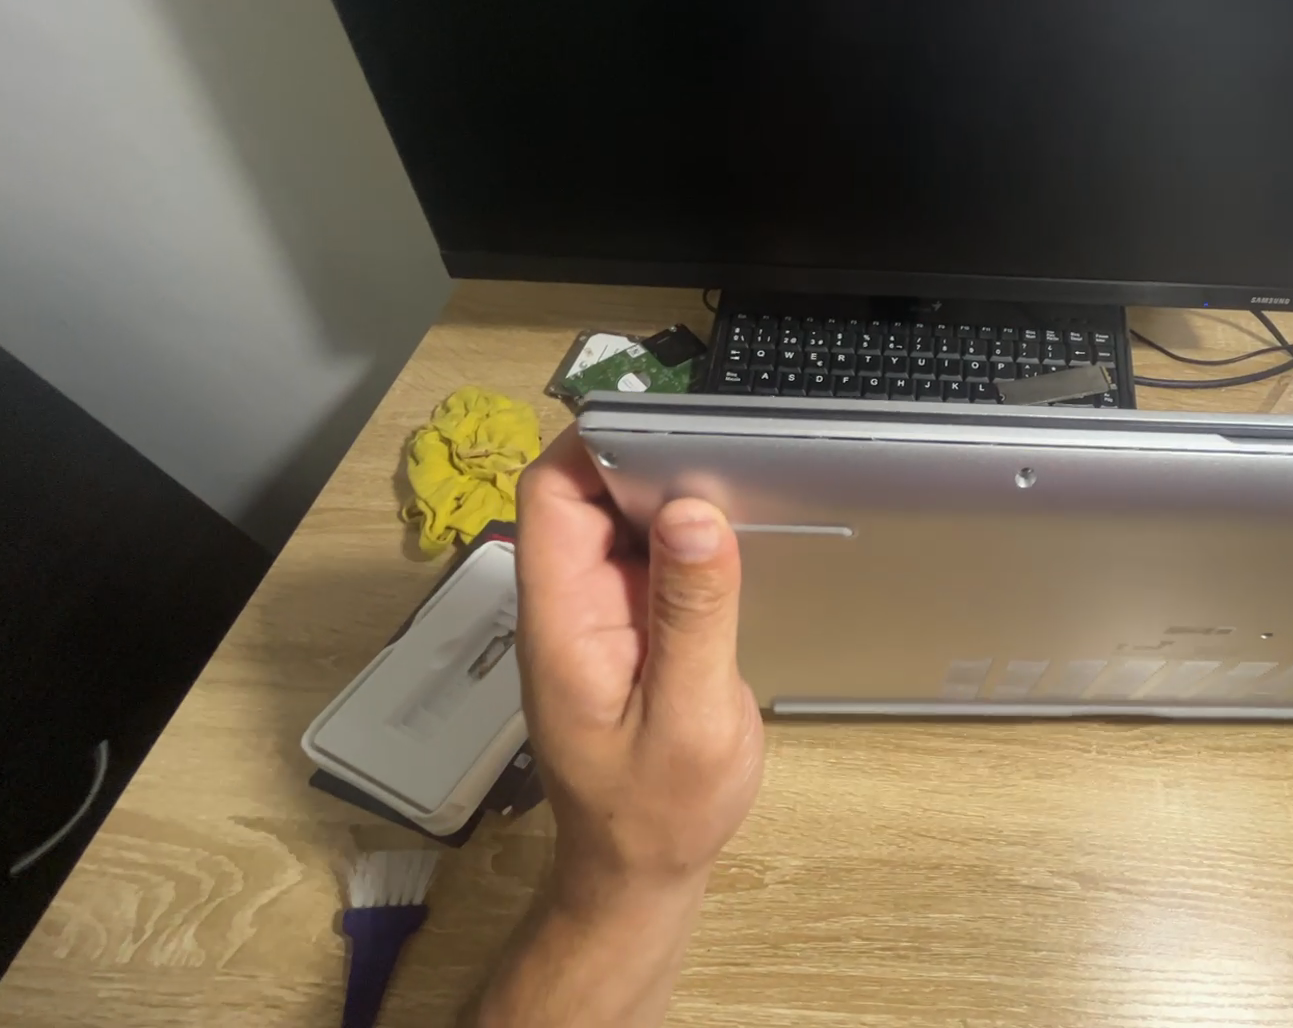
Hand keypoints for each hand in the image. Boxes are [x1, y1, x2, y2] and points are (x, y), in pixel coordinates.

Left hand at [477, 426, 763, 1026]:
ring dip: (671, 499)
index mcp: (565, 619)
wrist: (644, 866)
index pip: (554, 497)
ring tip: (738, 481)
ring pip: (623, 527)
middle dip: (646, 463)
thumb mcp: (688, 714)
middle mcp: (573, 605)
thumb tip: (698, 514)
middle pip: (588, 500)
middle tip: (724, 450)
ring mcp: (602, 618)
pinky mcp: (633, 630)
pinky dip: (687, 539)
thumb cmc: (660, 807)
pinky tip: (732, 537)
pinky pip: (652, 562)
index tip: (671, 426)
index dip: (598, 446)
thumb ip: (694, 615)